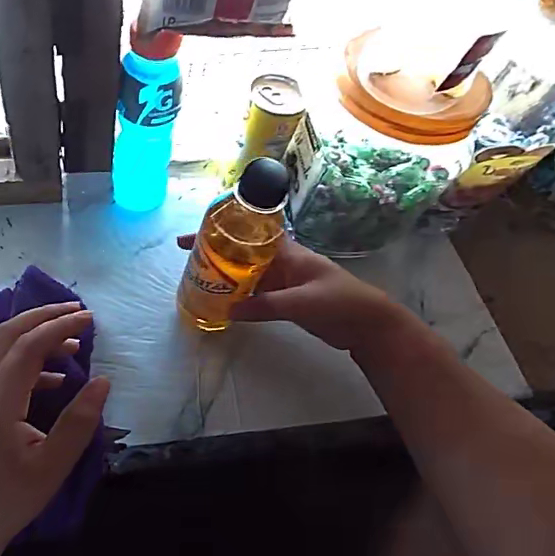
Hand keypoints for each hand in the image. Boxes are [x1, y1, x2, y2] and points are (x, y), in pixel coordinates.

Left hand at [0, 302, 109, 553]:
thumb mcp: (52, 467)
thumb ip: (78, 423)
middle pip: (7, 335)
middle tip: (77, 312)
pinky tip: (55, 381)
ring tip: (73, 344)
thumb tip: (103, 381)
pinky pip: (0, 371)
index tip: (89, 318)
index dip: (59, 326)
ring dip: (34, 338)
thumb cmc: (8, 500)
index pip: (28, 346)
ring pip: (0, 350)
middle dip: (42, 316)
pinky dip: (27, 364)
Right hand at [176, 234, 402, 354]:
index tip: (194, 235)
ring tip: (196, 276)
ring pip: (245, 272)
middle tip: (186, 255)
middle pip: (241, 251)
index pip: (248, 234)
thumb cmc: (340, 303)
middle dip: (214, 249)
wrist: (369, 325)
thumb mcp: (301, 303)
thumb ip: (265, 305)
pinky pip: (253, 292)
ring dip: (223, 273)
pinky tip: (220, 300)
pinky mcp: (283, 299)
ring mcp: (282, 281)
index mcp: (286, 252)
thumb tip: (229, 310)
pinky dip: (236, 293)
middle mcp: (281, 262)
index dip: (222, 230)